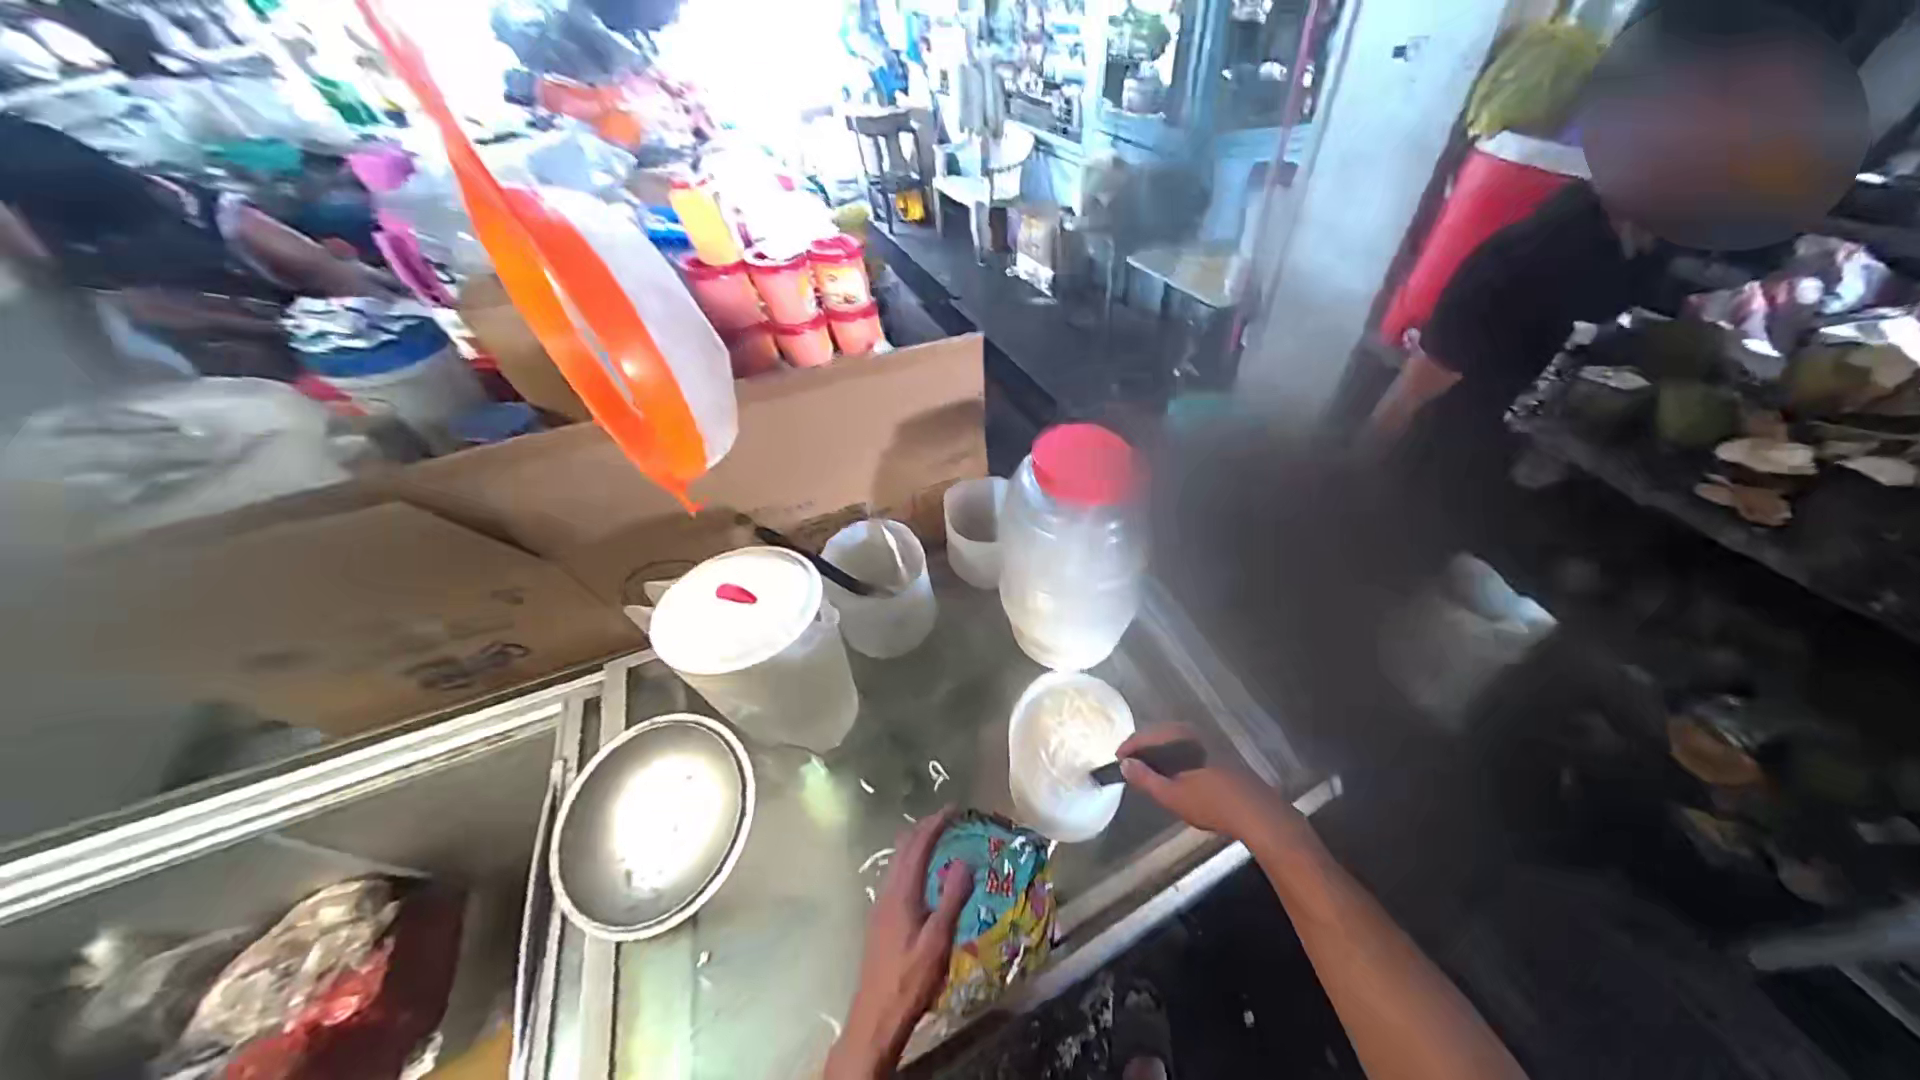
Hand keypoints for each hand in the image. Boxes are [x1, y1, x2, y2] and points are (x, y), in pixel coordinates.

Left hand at [825, 807, 973, 1079]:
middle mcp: (887, 891)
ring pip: (898, 860)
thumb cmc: (911, 978)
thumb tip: (966, 860)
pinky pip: (897, 874)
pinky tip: (923, 874)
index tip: (954, 809)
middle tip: (948, 818)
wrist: (876, 1014)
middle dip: (925, 827)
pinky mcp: (880, 918)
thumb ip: (953, 897)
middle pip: (904, 847)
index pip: (918, 844)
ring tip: (938, 838)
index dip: (935, 823)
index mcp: (902, 891)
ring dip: (916, 843)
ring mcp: (881, 904)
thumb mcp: (939, 939)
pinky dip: (912, 860)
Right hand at [1118, 725, 1299, 844]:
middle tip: (1131, 766)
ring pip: (1177, 742)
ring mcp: (1212, 742)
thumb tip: (1125, 764)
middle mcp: (1196, 733)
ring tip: (1150, 772)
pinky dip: (1176, 758)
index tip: (1118, 761)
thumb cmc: (1213, 804)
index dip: (1129, 747)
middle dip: (1144, 748)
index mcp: (1182, 736)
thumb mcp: (1172, 795)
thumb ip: (1145, 778)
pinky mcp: (1223, 754)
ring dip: (1161, 753)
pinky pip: (1190, 749)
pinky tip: (1176, 775)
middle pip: (1161, 735)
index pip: (1146, 735)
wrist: (1260, 815)